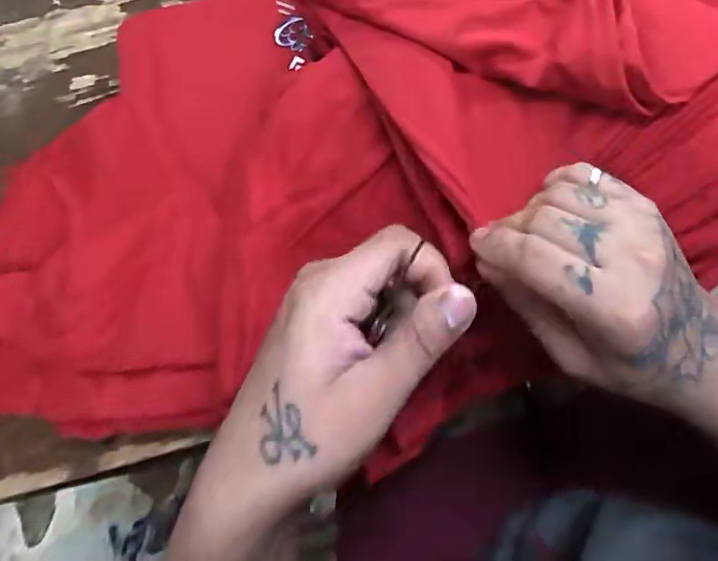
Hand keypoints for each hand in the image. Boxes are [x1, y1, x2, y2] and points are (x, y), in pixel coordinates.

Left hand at [170, 226, 477, 560]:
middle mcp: (319, 274)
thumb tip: (467, 292)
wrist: (250, 477)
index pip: (398, 241)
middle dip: (417, 295)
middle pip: (389, 257)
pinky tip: (370, 361)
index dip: (433, 269)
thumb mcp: (376, 394)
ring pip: (378, 276)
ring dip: (401, 311)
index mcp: (330, 285)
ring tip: (389, 364)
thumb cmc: (313, 438)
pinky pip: (360, 293)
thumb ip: (422, 339)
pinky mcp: (311, 309)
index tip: (444, 320)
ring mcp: (311, 291)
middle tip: (414, 353)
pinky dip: (381, 319)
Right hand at [471, 164, 717, 423]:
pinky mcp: (645, 204)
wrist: (702, 347)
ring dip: (532, 206)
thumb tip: (486, 260)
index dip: (496, 245)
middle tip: (498, 241)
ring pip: (561, 192)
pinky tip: (554, 205)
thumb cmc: (633, 366)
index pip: (536, 258)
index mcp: (614, 307)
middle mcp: (630, 257)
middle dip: (509, 227)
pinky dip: (559, 183)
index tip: (475, 243)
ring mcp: (641, 223)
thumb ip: (527, 306)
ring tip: (530, 229)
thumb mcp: (572, 358)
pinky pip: (586, 174)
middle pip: (544, 220)